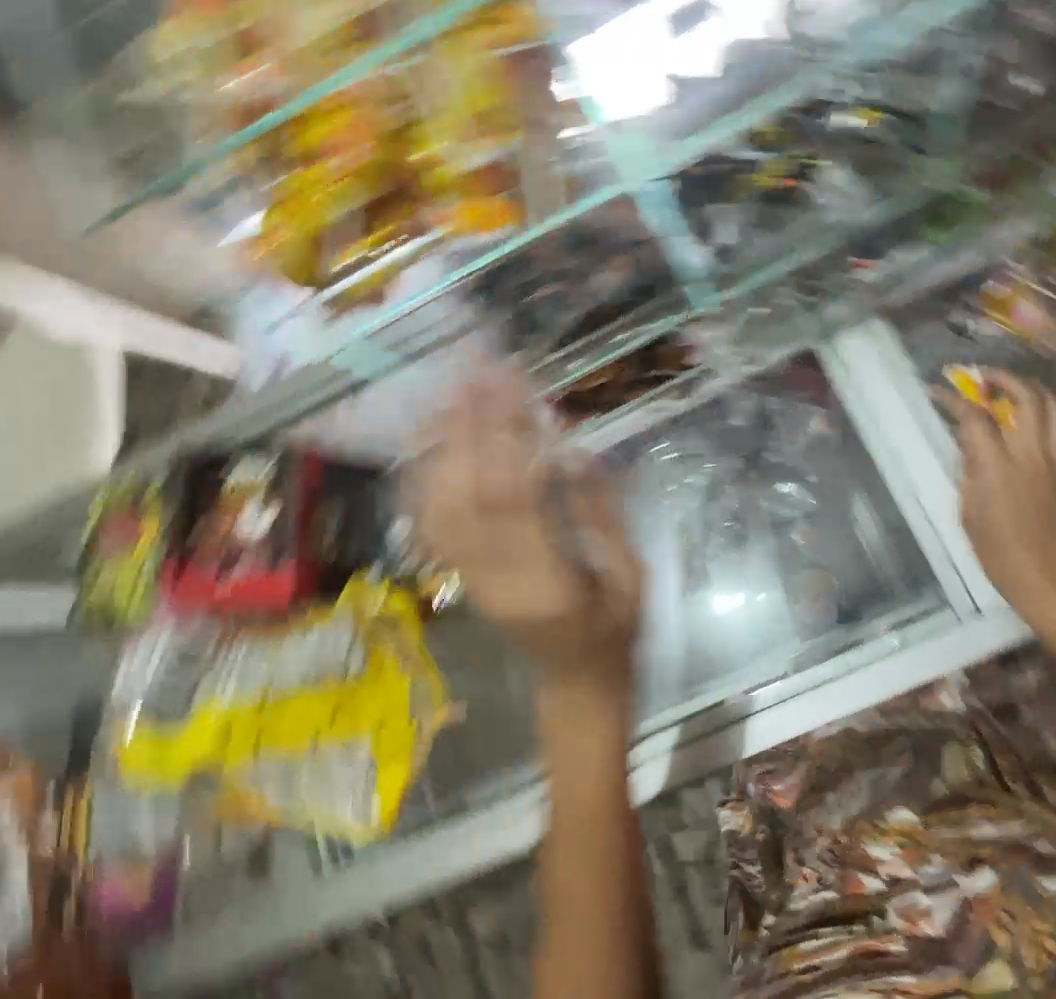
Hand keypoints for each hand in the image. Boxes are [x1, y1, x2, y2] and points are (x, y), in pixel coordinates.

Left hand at [410, 369, 643, 697]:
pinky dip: (425, 480)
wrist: (576, 686)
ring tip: (448, 393)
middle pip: (468, 494)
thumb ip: (601, 515)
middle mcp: (496, 580)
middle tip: (473, 370)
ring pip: (440, 507)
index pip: (515, 497)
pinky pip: (431, 527)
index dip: (508, 435)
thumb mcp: (630, 577)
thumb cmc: (616, 633)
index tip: (511, 383)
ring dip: (440, 446)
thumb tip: (574, 451)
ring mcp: (471, 581)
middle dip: (468, 426)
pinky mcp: (461, 579)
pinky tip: (430, 443)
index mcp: (547, 581)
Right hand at [936, 369, 1055, 626]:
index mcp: (997, 465)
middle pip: (1027, 395)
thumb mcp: (969, 511)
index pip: (975, 416)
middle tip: (985, 380)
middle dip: (1004, 379)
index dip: (954, 399)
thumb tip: (971, 445)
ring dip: (1035, 390)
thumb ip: (970, 471)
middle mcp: (1031, 453)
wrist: (1047, 578)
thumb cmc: (998, 552)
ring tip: (1017, 392)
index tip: (938, 392)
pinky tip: (1045, 421)